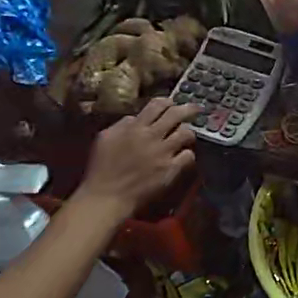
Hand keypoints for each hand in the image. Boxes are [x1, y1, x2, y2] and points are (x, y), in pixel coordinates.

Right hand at [76, 98, 199, 219]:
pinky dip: (188, 154)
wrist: (108, 195)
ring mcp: (163, 153)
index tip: (173, 102)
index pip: (157, 105)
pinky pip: (188, 156)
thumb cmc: (102, 168)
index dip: (168, 101)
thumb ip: (122, 125)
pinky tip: (184, 157)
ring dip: (188, 133)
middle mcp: (151, 136)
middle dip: (189, 110)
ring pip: (186, 134)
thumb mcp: (105, 137)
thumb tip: (135, 118)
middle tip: (196, 109)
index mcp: (134, 127)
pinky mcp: (170, 170)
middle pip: (176, 115)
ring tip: (188, 137)